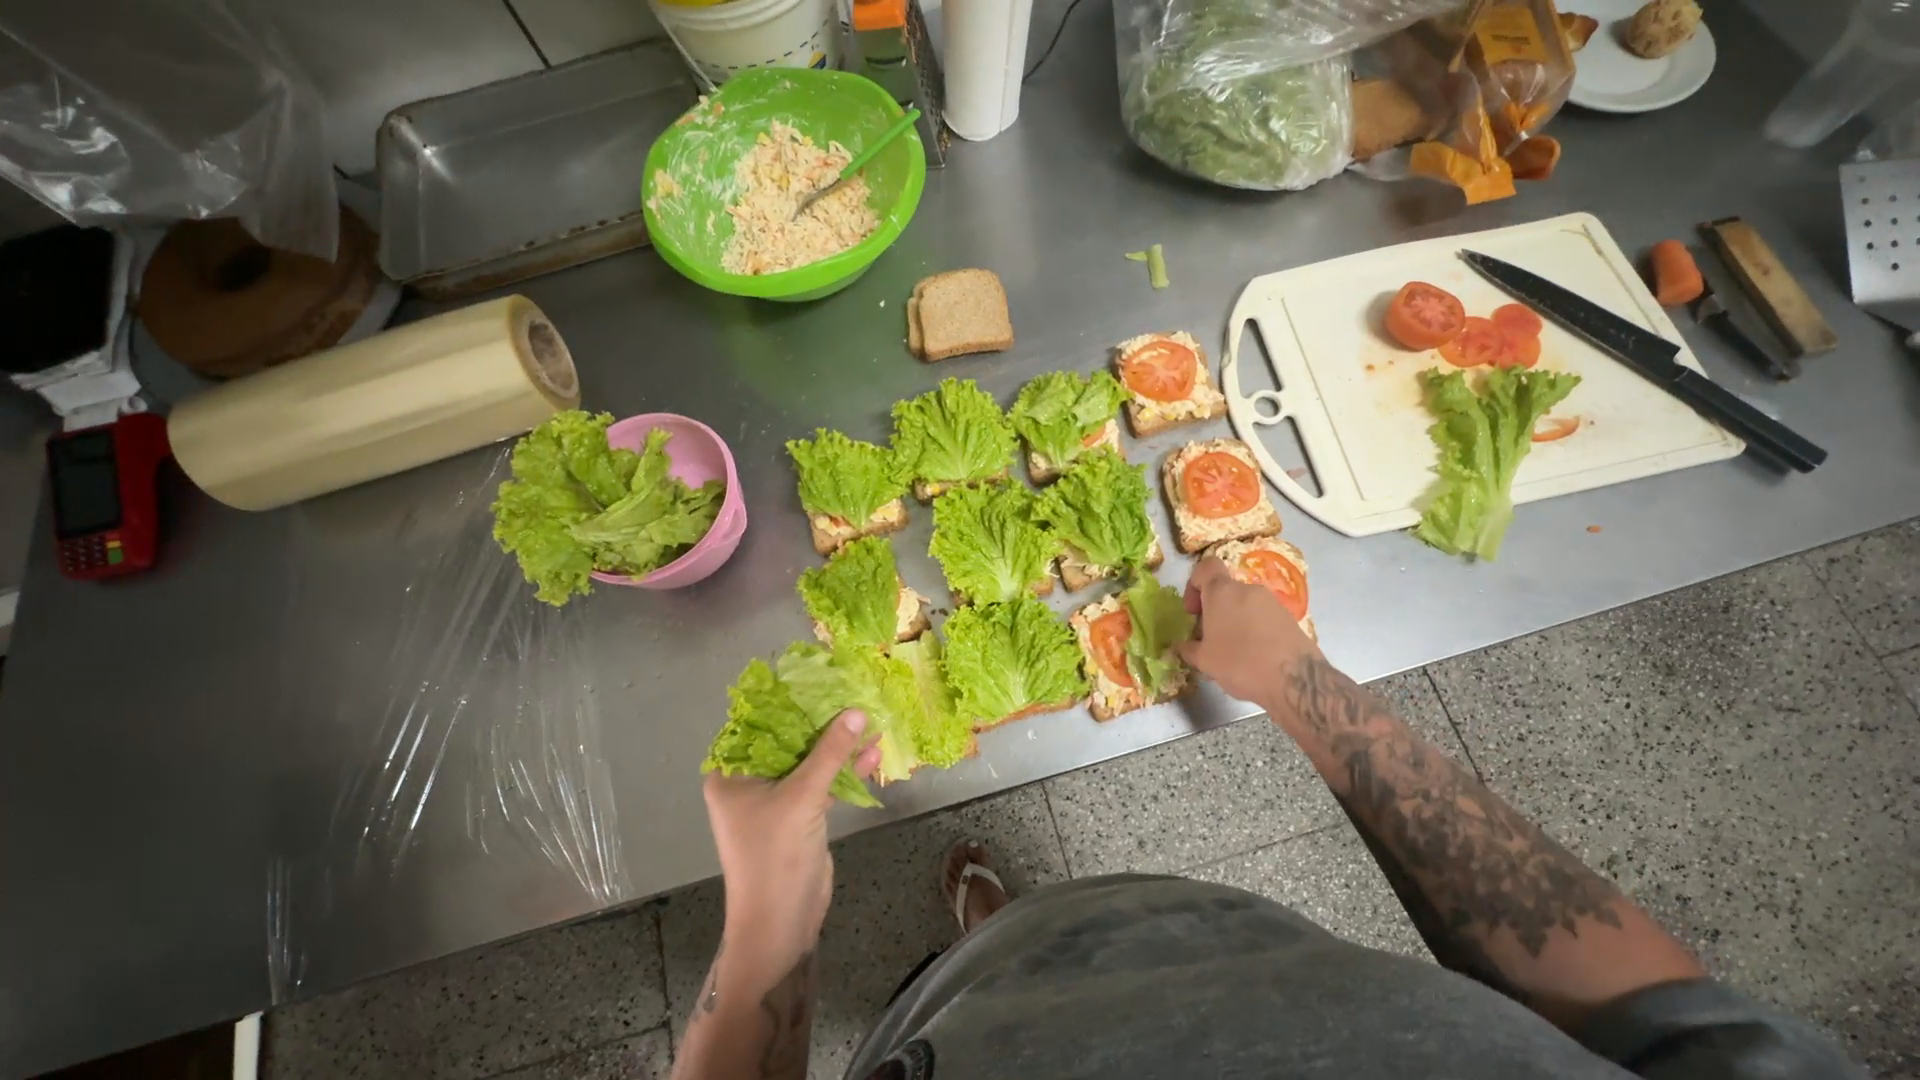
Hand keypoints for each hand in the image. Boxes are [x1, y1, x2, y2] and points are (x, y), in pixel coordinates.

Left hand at [702, 710, 880, 968]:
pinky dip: (844, 771)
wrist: (782, 922)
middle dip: (822, 722)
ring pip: (810, 761)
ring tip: (872, 721)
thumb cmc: (775, 855)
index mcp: (732, 772)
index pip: (758, 723)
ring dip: (839, 746)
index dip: (788, 700)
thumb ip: (830, 753)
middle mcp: (750, 780)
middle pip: (789, 740)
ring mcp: (776, 799)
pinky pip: (822, 783)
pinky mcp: (799, 815)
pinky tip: (872, 754)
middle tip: (852, 692)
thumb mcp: (803, 797)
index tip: (820, 677)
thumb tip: (856, 711)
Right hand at [1179, 557, 1319, 707]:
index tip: (1193, 612)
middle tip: (1210, 638)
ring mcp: (1272, 602)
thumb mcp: (1204, 661)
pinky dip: (1254, 629)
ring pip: (1245, 604)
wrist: (1295, 680)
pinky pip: (1263, 617)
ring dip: (1235, 620)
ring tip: (1233, 650)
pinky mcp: (1289, 618)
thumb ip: (1189, 649)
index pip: (1206, 567)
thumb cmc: (1240, 663)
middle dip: (1214, 610)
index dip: (1194, 585)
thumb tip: (1184, 646)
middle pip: (1225, 590)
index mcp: (1222, 592)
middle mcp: (1248, 589)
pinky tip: (1254, 656)